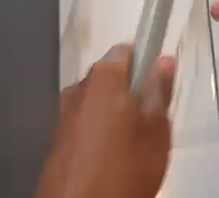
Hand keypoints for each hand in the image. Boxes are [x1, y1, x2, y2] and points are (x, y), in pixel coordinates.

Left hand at [34, 45, 175, 197]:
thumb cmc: (124, 169)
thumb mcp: (156, 131)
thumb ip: (159, 91)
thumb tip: (164, 59)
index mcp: (103, 76)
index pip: (127, 50)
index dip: (145, 63)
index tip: (157, 88)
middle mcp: (78, 88)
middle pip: (110, 78)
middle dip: (130, 93)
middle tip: (149, 123)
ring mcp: (63, 116)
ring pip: (97, 104)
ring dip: (113, 117)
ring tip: (130, 148)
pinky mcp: (55, 143)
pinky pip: (83, 127)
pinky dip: (96, 137)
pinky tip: (109, 162)